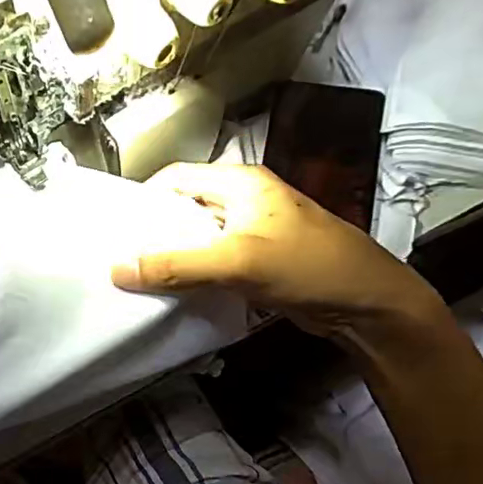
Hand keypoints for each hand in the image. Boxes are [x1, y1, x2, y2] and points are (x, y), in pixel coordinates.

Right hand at [112, 162, 446, 340]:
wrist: (368, 305)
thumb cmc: (309, 267)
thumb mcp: (237, 263)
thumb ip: (176, 266)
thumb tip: (118, 270)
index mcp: (241, 183)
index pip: (176, 178)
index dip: (143, 198)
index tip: (114, 227)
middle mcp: (244, 200)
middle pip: (184, 208)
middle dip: (152, 230)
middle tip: (119, 255)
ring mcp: (252, 231)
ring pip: (197, 237)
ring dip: (171, 254)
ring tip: (137, 275)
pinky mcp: (257, 259)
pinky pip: (212, 260)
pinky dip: (191, 272)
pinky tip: (172, 290)